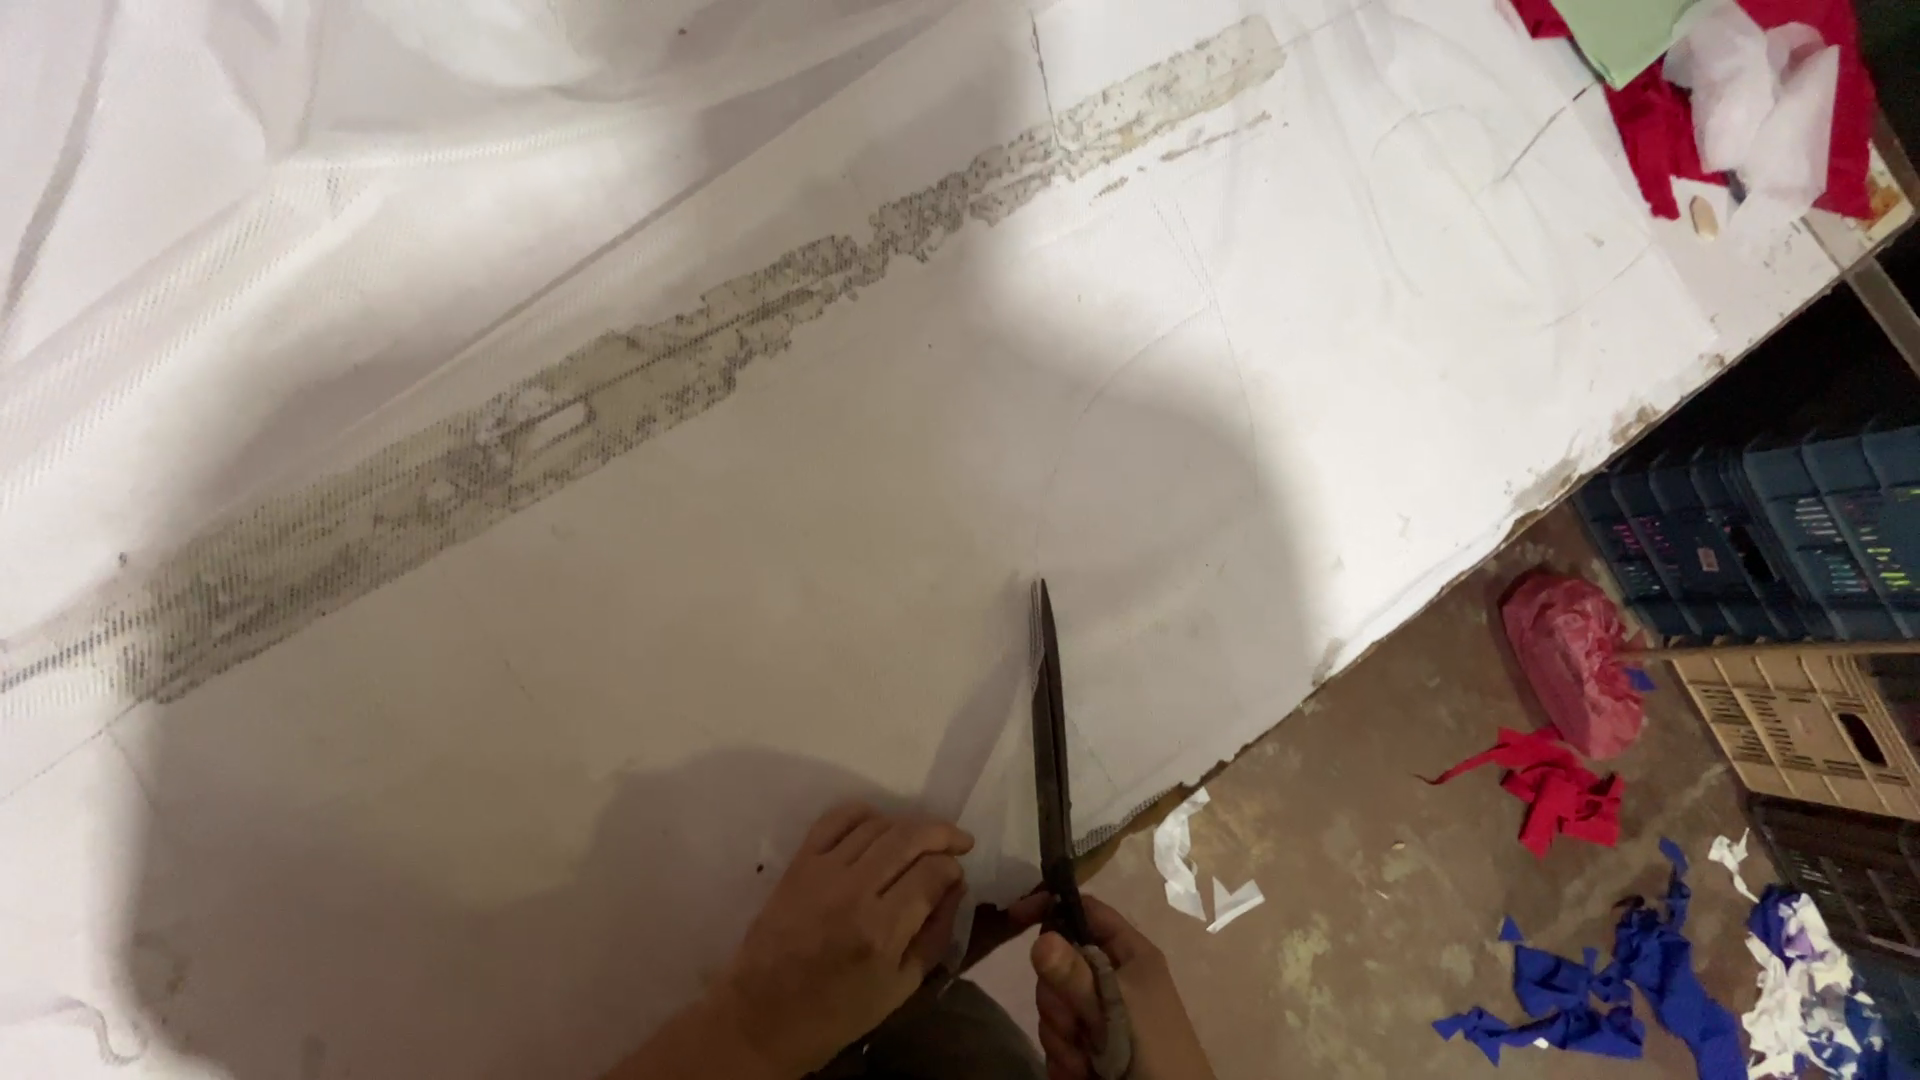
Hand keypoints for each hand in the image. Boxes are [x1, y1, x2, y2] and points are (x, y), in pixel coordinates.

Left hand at [706, 803, 973, 1075]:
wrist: (762, 1016)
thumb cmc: (837, 1012)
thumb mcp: (900, 988)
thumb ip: (935, 934)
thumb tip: (956, 887)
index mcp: (881, 931)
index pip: (932, 874)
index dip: (953, 868)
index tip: (956, 874)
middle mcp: (854, 892)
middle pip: (909, 838)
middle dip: (942, 833)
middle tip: (958, 840)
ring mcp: (823, 872)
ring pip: (878, 825)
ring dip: (907, 825)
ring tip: (920, 838)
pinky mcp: (799, 863)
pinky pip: (836, 819)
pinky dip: (863, 813)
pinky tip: (878, 823)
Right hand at [1031, 895, 1214, 1079]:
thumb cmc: (1154, 1050)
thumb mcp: (1117, 1008)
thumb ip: (1075, 975)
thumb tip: (1038, 940)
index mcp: (1128, 954)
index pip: (1084, 911)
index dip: (1051, 907)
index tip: (1015, 918)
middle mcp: (1112, 978)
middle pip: (1059, 961)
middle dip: (1058, 997)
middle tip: (1073, 1023)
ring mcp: (1099, 1013)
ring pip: (1053, 1004)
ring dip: (1061, 1035)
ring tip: (1085, 1061)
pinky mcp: (1087, 1047)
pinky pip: (1055, 1038)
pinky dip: (1063, 1059)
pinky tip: (1081, 1074)